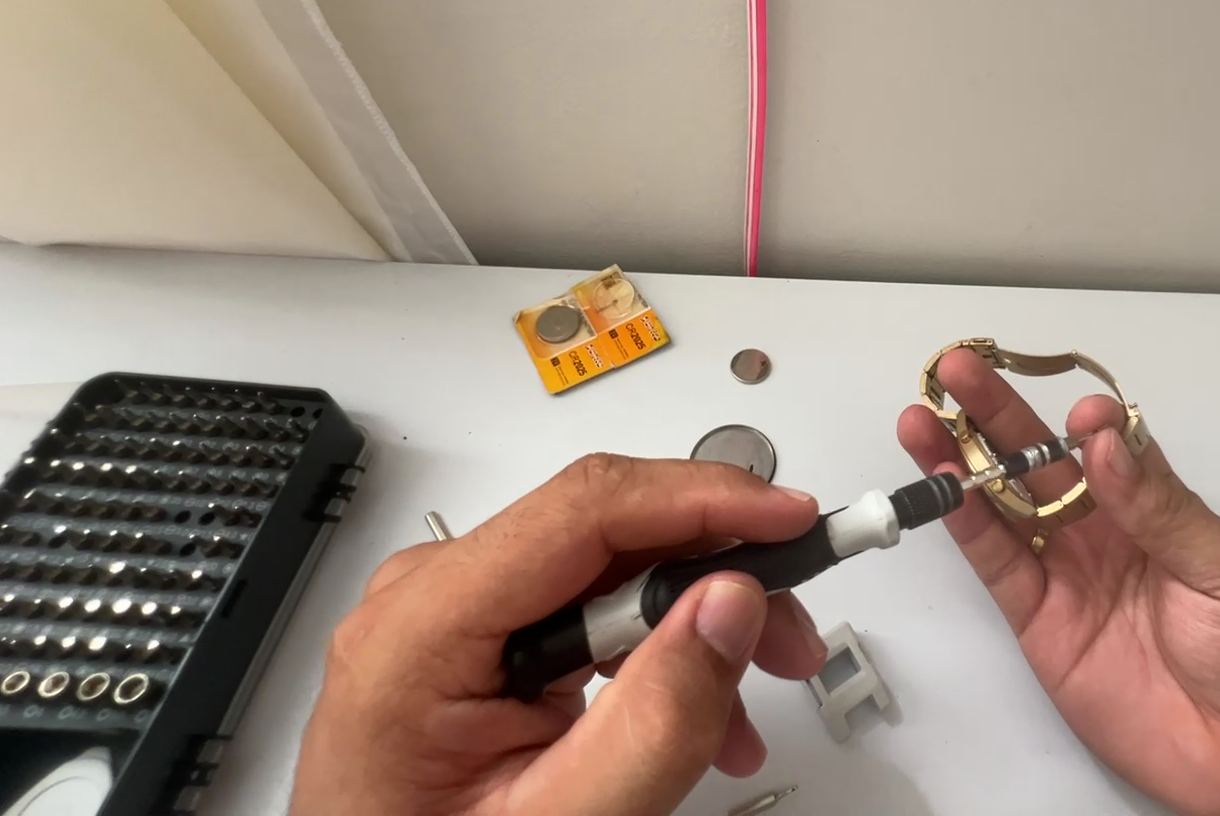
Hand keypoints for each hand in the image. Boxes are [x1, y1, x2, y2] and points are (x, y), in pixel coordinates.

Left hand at [290, 456, 828, 815]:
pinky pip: (610, 598)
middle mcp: (442, 587)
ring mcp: (470, 600)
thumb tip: (734, 599)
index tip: (793, 519)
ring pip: (629, 559)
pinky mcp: (499, 622)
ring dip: (708, 608)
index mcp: (424, 627)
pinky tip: (709, 704)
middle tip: (795, 627)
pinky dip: (673, 638)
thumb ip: (653, 723)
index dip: (704, 497)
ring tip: (764, 683)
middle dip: (724, 567)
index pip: (589, 508)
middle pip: (619, 528)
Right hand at [898, 349, 1219, 815]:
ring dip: (959, 459)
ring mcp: (1062, 568)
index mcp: (1149, 503)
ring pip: (1001, 502)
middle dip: (994, 414)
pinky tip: (942, 487)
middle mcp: (1097, 525)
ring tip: (922, 419)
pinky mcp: (1036, 616)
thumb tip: (1104, 440)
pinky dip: (965, 525)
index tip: (1077, 412)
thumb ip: (1160, 507)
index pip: (1105, 444)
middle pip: (1035, 459)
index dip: (1085, 422)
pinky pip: (995, 563)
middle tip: (955, 371)